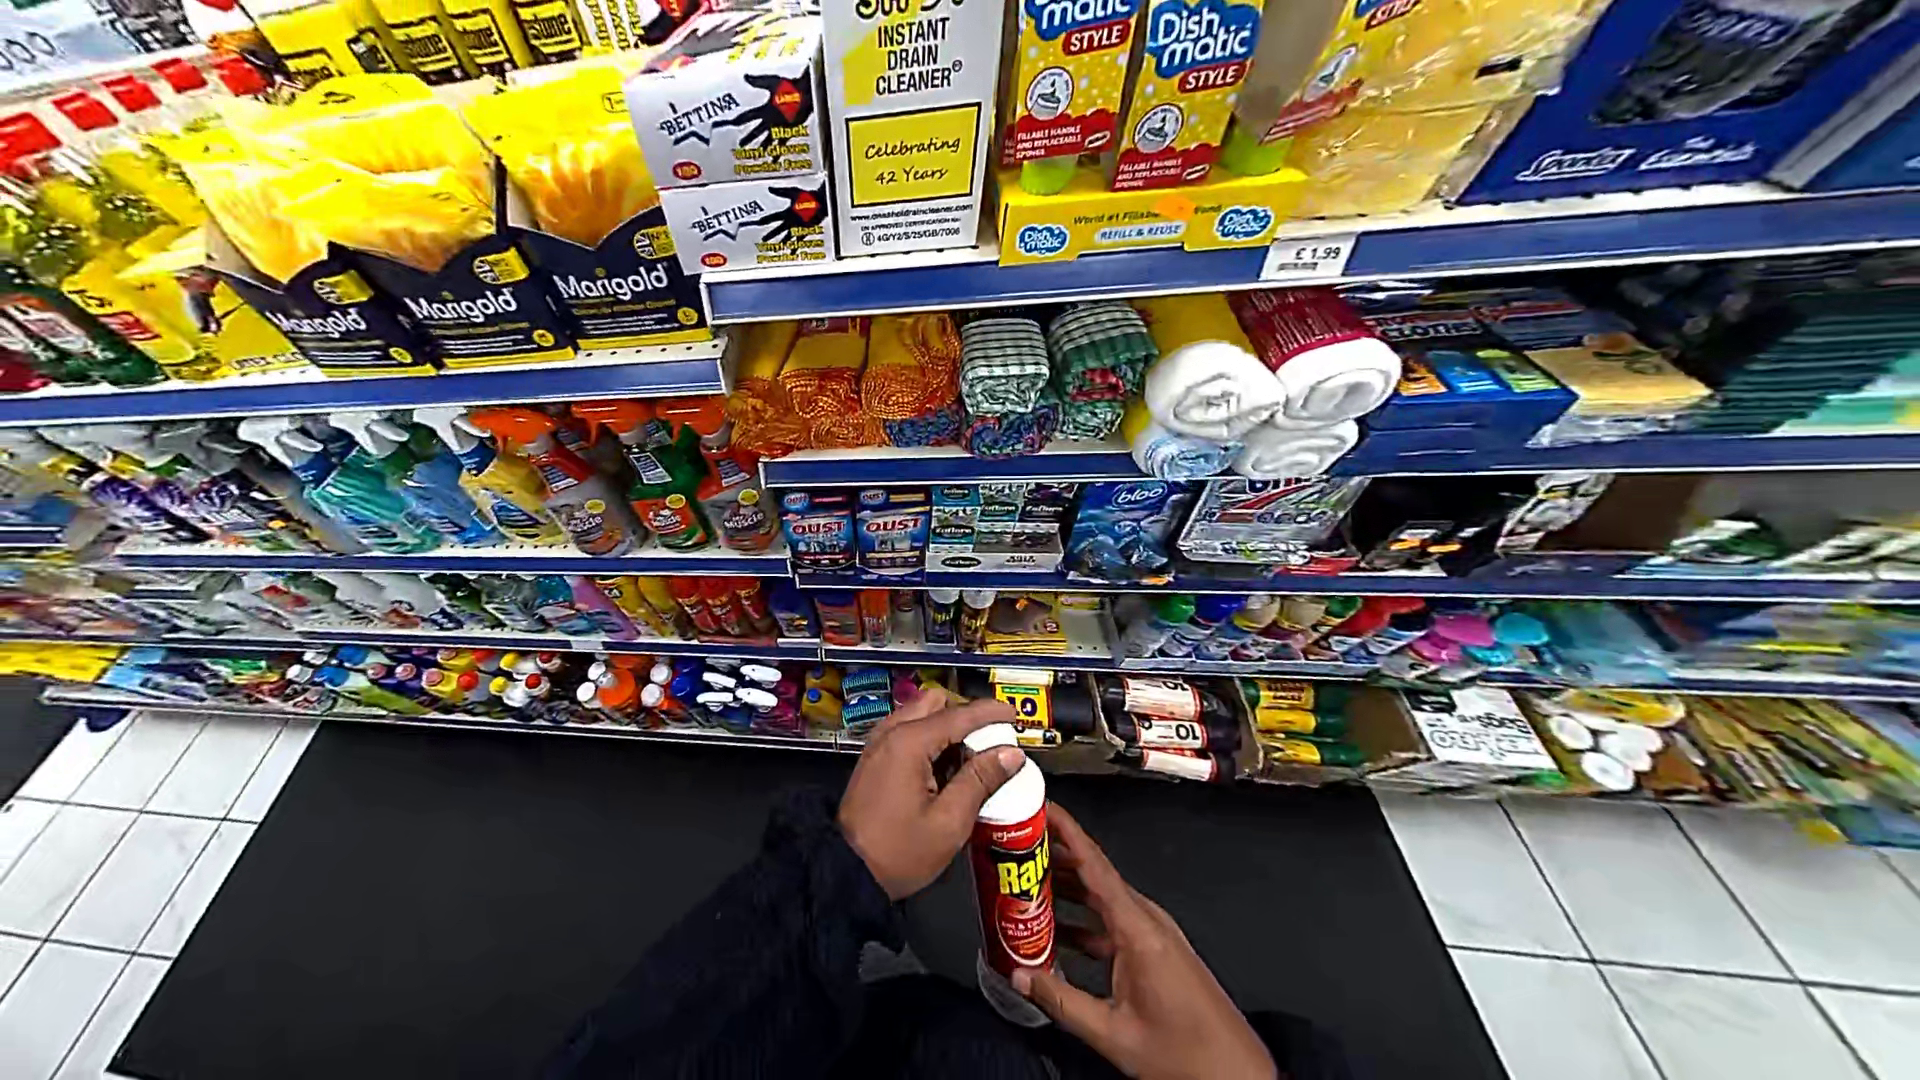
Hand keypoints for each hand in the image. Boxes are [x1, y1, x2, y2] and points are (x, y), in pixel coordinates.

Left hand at [837, 686, 1024, 900]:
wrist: (845, 874)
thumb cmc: (899, 852)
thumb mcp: (949, 822)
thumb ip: (981, 780)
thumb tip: (1011, 754)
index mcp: (909, 742)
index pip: (959, 714)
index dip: (990, 712)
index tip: (1014, 715)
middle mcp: (891, 732)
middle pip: (936, 703)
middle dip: (965, 715)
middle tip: (989, 742)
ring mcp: (879, 743)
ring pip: (920, 714)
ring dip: (947, 726)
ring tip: (970, 759)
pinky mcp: (875, 758)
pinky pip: (908, 730)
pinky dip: (930, 738)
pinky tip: (945, 768)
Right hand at [1012, 803, 1274, 1079]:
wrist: (1237, 1075)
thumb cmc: (1187, 1054)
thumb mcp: (1113, 1034)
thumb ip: (1061, 1001)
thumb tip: (1020, 976)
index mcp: (1138, 928)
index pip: (1094, 863)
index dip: (1066, 830)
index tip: (1042, 807)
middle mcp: (1146, 918)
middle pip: (1093, 872)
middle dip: (1055, 854)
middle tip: (1018, 844)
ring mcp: (1152, 930)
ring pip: (1101, 894)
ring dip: (1067, 885)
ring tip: (1028, 880)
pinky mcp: (1153, 945)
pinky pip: (1111, 916)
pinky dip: (1082, 913)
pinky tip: (1058, 927)